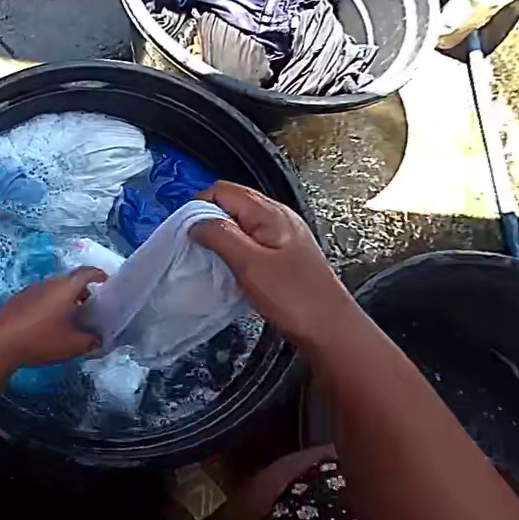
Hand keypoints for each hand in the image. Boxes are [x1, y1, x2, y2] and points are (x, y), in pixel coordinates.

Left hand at [0, 267, 106, 367]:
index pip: (87, 272)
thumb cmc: (40, 339)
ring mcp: (31, 289)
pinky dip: (51, 304)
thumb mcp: (72, 345)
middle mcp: (49, 283)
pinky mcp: (18, 299)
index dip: (100, 275)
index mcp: (66, 287)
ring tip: (71, 318)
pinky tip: (49, 324)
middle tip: (91, 308)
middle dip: (83, 291)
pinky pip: (41, 296)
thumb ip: (91, 341)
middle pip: (71, 281)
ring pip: (55, 289)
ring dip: (66, 299)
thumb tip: (100, 339)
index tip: (107, 283)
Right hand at [191, 182, 361, 348]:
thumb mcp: (249, 265)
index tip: (187, 234)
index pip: (222, 191)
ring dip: (221, 235)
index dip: (199, 206)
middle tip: (195, 247)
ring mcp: (284, 234)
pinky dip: (236, 248)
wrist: (331, 329)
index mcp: (269, 212)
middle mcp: (278, 215)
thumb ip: (220, 236)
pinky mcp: (285, 253)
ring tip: (211, 259)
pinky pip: (252, 239)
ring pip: (241, 221)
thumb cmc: (293, 297)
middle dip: (208, 219)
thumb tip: (195, 222)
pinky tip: (232, 268)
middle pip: (232, 202)